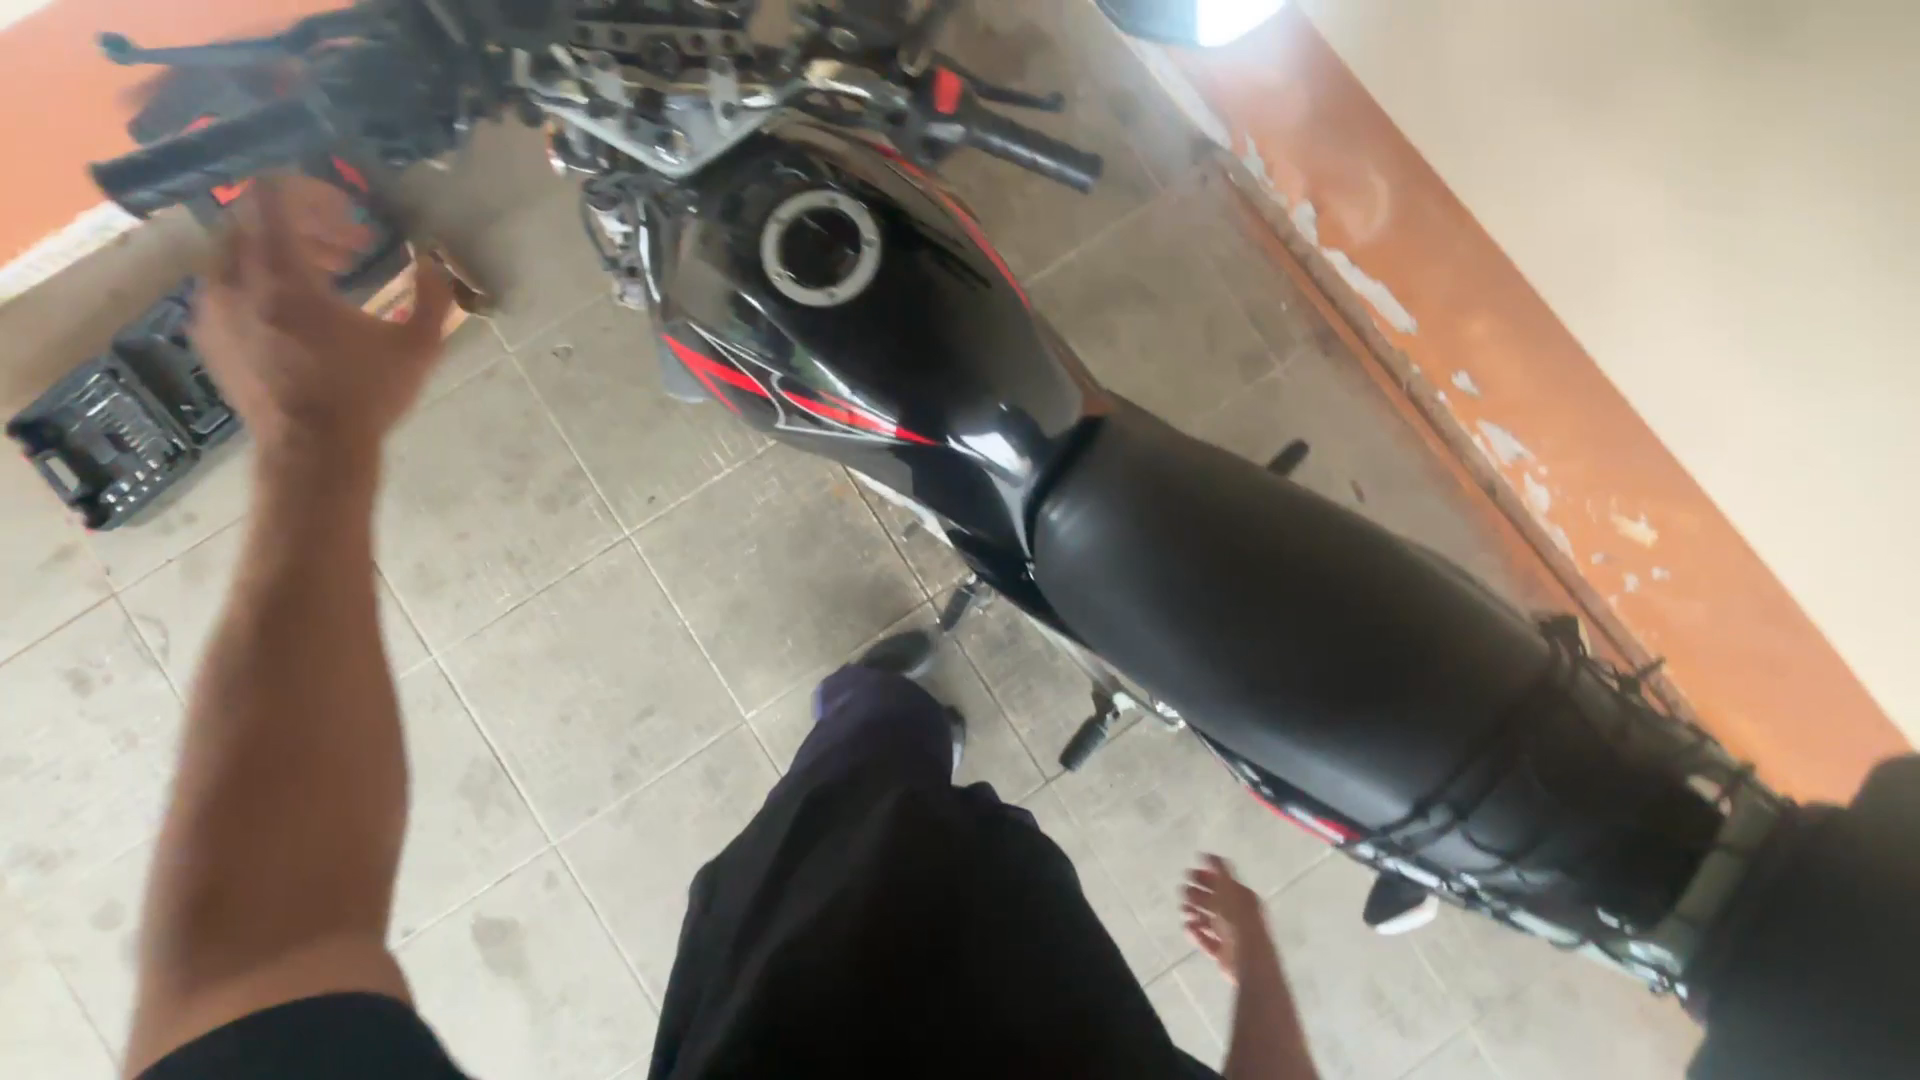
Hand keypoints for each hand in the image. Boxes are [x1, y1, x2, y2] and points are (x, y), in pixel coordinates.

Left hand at [192, 173, 452, 465]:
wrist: (313, 451)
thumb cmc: (368, 396)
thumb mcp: (418, 347)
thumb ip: (432, 297)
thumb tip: (433, 260)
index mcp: (283, 276)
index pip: (271, 196)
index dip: (310, 191)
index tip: (348, 210)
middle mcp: (235, 280)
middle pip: (252, 220)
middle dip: (303, 224)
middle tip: (349, 248)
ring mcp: (214, 308)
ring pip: (235, 251)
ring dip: (281, 253)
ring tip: (326, 280)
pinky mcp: (209, 334)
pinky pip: (225, 285)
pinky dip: (260, 281)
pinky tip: (298, 313)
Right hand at [1183, 854, 1275, 983]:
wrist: (1247, 957)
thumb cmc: (1237, 918)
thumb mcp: (1228, 887)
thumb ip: (1219, 870)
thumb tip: (1207, 854)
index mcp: (1244, 898)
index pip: (1223, 884)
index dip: (1206, 877)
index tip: (1189, 873)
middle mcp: (1239, 916)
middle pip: (1214, 902)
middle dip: (1196, 895)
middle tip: (1182, 891)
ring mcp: (1232, 936)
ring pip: (1209, 921)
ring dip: (1194, 914)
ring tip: (1183, 911)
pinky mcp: (1223, 954)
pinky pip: (1206, 941)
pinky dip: (1196, 934)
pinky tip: (1187, 928)